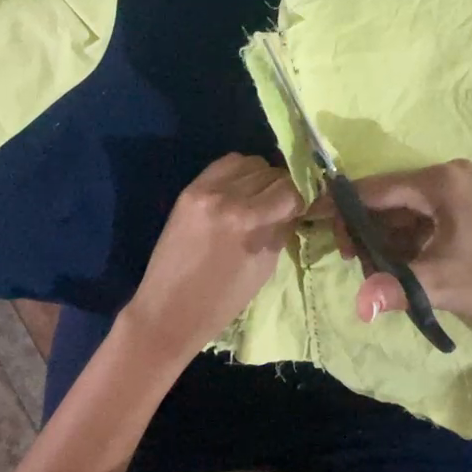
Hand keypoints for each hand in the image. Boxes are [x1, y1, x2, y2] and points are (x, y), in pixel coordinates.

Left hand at [120, 154, 305, 363]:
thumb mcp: (265, 266)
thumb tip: (295, 207)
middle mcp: (227, 197)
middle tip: (281, 205)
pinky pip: (223, 164)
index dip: (301, 199)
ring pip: (249, 162)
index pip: (291, 190)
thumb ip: (280, 229)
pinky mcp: (188, 190)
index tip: (301, 209)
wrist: (170, 308)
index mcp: (249, 221)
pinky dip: (238, 172)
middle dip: (283, 188)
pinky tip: (240, 190)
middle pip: (271, 172)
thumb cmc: (222, 300)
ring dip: (261, 177)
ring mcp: (204, 190)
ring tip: (259, 198)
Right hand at [318, 159, 471, 341]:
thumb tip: (357, 306)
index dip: (340, 207)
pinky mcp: (464, 206)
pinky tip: (396, 263)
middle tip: (352, 260)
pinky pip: (418, 215)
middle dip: (363, 227)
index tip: (312, 221)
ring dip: (382, 235)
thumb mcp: (441, 285)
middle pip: (386, 196)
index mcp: (441, 182)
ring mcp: (458, 189)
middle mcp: (448, 175)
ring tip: (373, 267)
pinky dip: (403, 237)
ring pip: (400, 208)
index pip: (375, 189)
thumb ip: (394, 288)